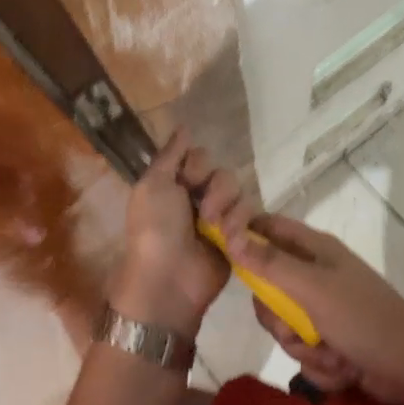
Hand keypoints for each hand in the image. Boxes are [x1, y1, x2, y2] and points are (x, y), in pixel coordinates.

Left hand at [109, 131, 255, 338]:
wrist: (169, 278)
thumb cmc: (154, 227)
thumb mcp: (152, 184)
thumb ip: (169, 154)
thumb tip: (183, 127)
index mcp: (174, 182)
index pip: (199, 155)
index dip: (196, 165)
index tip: (186, 181)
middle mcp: (197, 195)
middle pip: (221, 171)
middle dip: (215, 188)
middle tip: (202, 211)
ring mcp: (219, 216)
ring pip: (239, 190)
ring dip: (227, 207)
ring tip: (216, 229)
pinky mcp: (237, 236)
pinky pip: (250, 215)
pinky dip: (240, 225)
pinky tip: (230, 241)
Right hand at [230, 214, 403, 403]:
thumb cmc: (363, 318)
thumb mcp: (311, 289)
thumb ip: (269, 264)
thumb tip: (229, 236)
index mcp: (314, 249)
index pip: (268, 227)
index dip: (244, 236)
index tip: (225, 257)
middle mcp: (315, 275)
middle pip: (268, 288)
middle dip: (280, 319)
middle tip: (294, 327)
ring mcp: (323, 310)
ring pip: (284, 326)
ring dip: (303, 348)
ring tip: (330, 354)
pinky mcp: (330, 341)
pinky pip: (303, 352)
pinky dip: (321, 366)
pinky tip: (343, 369)